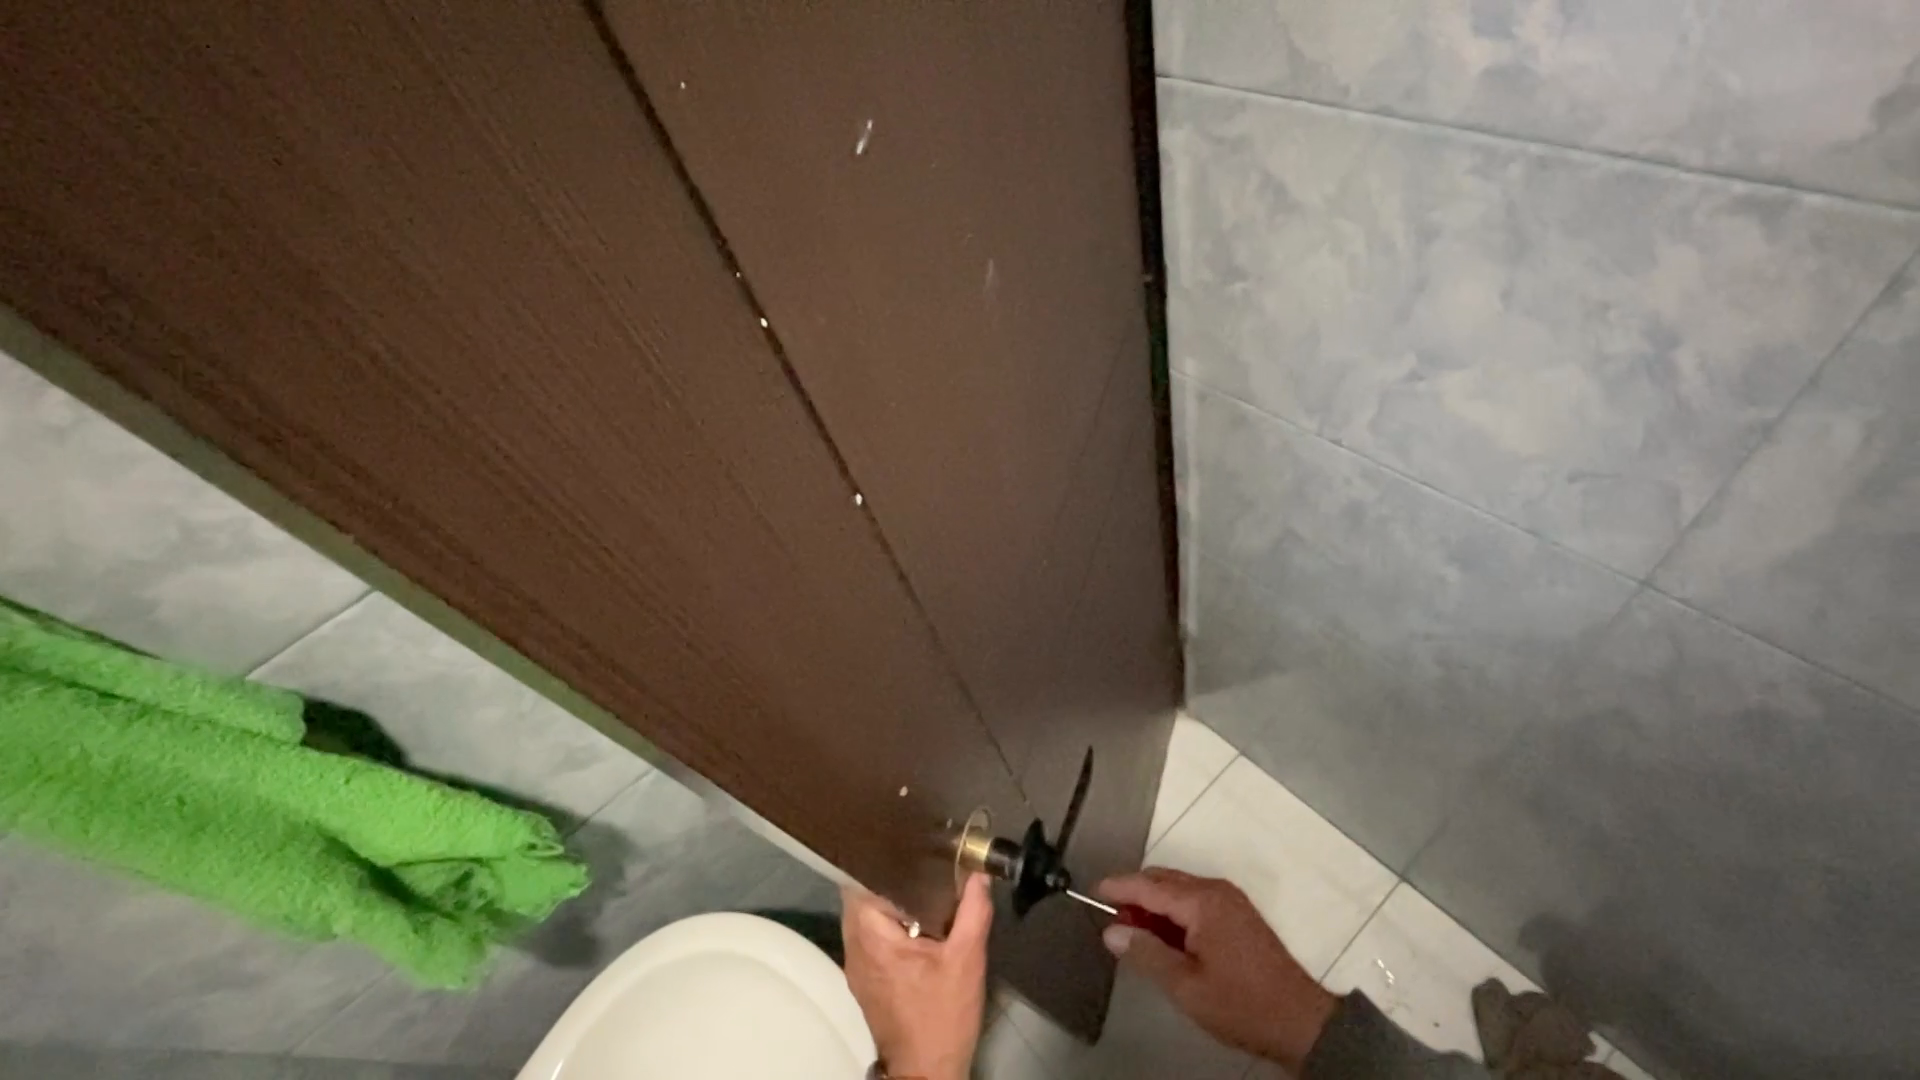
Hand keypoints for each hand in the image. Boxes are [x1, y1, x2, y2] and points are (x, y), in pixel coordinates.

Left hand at [841, 873, 992, 1079]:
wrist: (927, 1072)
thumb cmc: (943, 1016)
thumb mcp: (967, 959)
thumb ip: (973, 911)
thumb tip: (978, 873)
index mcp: (871, 936)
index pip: (860, 878)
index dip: (883, 858)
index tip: (909, 844)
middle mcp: (854, 946)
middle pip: (862, 894)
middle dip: (891, 877)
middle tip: (923, 861)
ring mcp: (856, 963)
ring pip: (867, 914)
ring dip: (891, 900)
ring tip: (923, 884)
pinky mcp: (864, 977)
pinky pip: (872, 934)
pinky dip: (890, 922)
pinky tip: (917, 919)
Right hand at [1097, 867, 1338, 1073]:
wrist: (1302, 1023)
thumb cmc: (1241, 1004)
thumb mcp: (1186, 986)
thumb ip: (1146, 954)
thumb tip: (1112, 931)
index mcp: (1202, 901)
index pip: (1148, 884)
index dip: (1118, 887)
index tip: (1091, 892)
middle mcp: (1215, 890)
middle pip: (1163, 880)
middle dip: (1134, 896)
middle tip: (1112, 923)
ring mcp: (1230, 901)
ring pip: (1179, 890)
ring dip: (1154, 906)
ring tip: (1134, 935)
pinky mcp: (1238, 915)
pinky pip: (1195, 901)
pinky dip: (1173, 913)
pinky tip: (1164, 939)